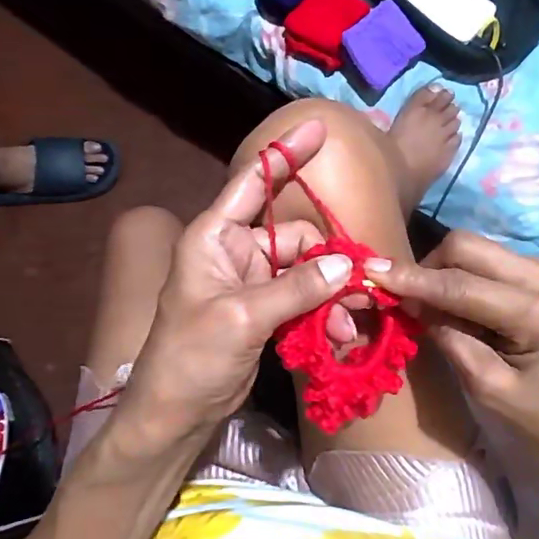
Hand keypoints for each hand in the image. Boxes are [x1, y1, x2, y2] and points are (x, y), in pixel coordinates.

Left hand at [111, 119, 357, 459]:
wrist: (177, 413)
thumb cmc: (191, 357)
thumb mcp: (242, 319)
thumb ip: (295, 289)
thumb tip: (345, 267)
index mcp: (215, 237)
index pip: (253, 183)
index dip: (285, 155)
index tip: (318, 126)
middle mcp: (235, 252)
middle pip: (296, 237)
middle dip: (329, 260)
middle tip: (361, 286)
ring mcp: (252, 283)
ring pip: (306, 271)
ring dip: (331, 294)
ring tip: (351, 323)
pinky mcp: (265, 311)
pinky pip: (304, 298)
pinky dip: (323, 313)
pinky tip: (340, 334)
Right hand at [365, 231, 538, 460]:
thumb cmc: (527, 409)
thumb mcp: (481, 383)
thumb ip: (446, 335)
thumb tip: (407, 298)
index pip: (462, 285)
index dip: (415, 278)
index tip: (372, 272)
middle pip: (465, 246)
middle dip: (427, 268)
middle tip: (409, 301)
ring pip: (469, 245)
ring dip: (440, 271)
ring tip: (438, 309)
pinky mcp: (534, 263)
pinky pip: (479, 254)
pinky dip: (456, 273)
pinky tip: (459, 304)